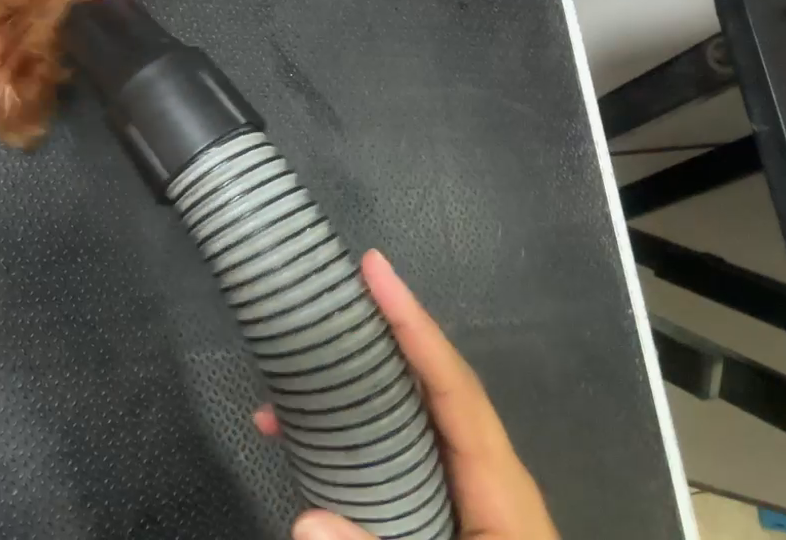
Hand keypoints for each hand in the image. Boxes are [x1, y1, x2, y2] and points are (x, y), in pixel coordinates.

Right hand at [254, 251, 557, 539]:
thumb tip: (302, 520)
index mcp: (500, 491)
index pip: (453, 388)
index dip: (413, 325)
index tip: (373, 269)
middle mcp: (480, 478)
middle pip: (425, 387)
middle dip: (372, 337)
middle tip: (321, 294)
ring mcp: (456, 495)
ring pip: (399, 419)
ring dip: (344, 388)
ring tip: (285, 368)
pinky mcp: (433, 513)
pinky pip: (384, 456)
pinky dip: (339, 437)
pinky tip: (290, 436)